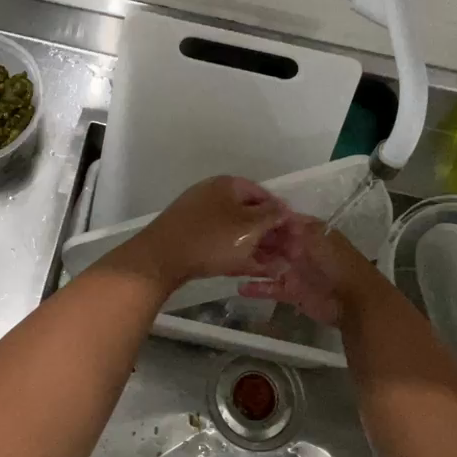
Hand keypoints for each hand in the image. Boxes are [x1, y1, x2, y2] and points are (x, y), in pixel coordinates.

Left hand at [114, 176, 290, 287]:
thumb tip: (284, 208)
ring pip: (237, 232)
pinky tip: (252, 271)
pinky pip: (222, 243)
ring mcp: (201, 217)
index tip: (295, 235)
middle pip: (250, 214)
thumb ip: (271, 215)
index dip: (282, 214)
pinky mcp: (192, 237)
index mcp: (228, 185)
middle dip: (271, 235)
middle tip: (288, 255)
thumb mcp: (249, 226)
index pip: (263, 194)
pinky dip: (238, 254)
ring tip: (275, 267)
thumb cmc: (211, 238)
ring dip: (258, 248)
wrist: (161, 258)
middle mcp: (214, 196)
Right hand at [237, 214, 379, 324]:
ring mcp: (295, 272)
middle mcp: (300, 250)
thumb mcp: (320, 238)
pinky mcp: (291, 292)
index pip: (283, 223)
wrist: (354, 302)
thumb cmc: (338, 265)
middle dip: (254, 241)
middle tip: (230, 239)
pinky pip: (271, 288)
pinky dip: (257, 288)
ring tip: (230, 261)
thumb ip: (298, 225)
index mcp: (309, 234)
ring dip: (252, 263)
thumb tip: (277, 211)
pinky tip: (240, 288)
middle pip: (273, 243)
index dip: (266, 220)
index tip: (244, 215)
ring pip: (268, 265)